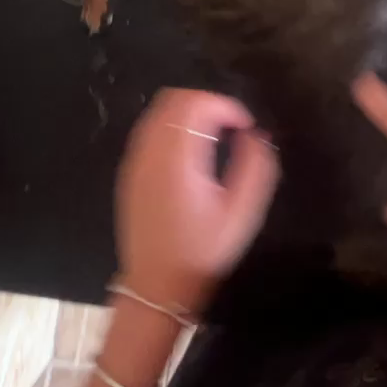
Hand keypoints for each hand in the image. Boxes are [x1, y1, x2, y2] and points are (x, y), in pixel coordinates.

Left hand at [115, 88, 279, 310]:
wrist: (156, 287)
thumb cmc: (202, 252)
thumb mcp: (241, 214)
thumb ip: (255, 167)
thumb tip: (256, 134)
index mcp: (177, 159)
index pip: (197, 104)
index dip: (227, 106)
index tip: (246, 127)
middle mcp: (150, 152)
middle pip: (175, 99)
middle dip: (208, 103)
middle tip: (232, 127)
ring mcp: (135, 160)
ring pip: (159, 110)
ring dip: (189, 112)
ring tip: (214, 135)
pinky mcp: (130, 171)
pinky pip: (150, 129)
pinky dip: (173, 125)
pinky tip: (191, 151)